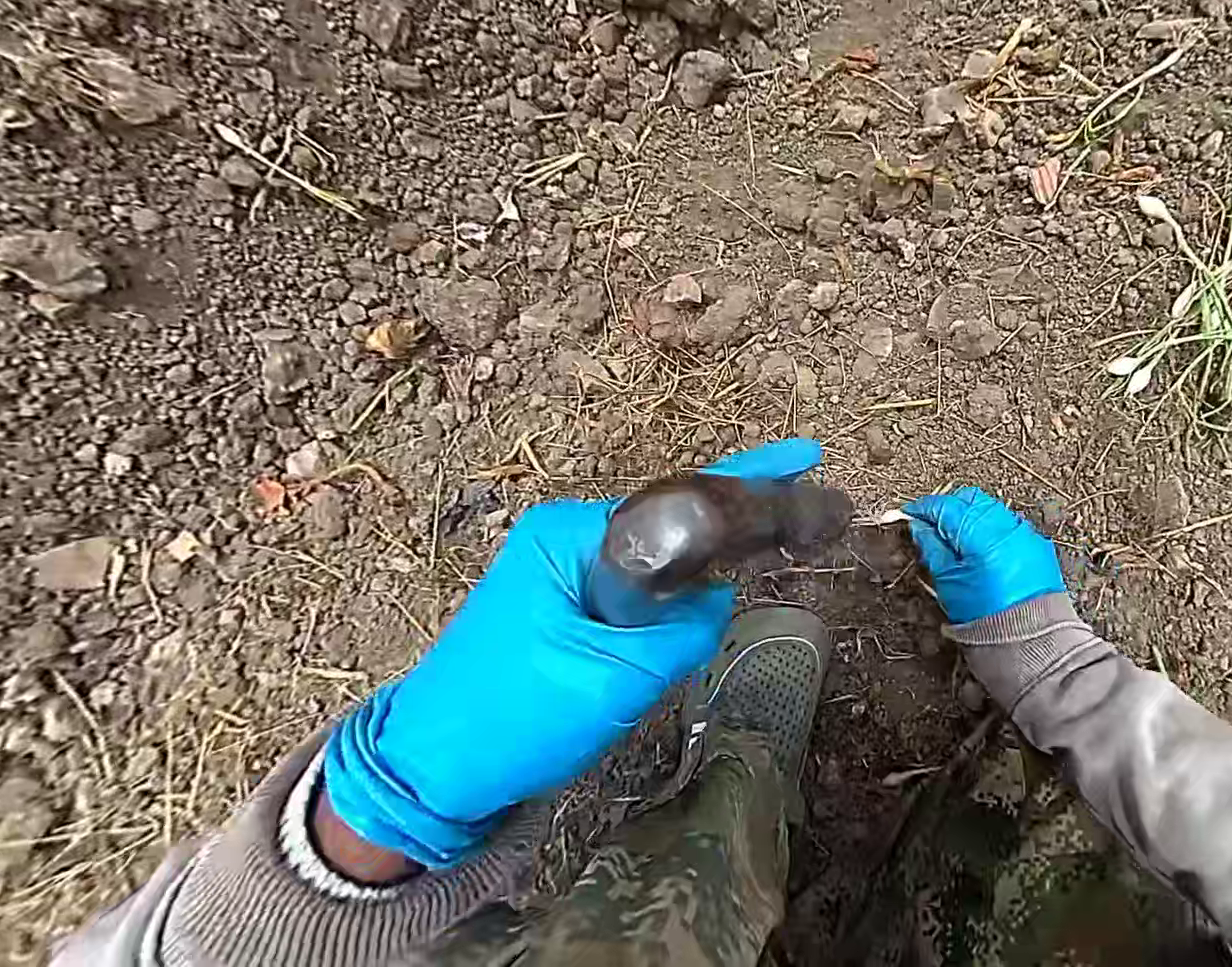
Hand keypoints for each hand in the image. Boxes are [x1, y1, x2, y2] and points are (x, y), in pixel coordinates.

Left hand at [322, 438, 822, 867]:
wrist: (424, 776)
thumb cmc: (514, 718)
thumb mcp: (615, 677)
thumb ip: (685, 629)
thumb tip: (719, 600)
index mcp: (574, 534)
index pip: (680, 497)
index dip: (749, 475)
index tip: (806, 455)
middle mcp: (571, 534)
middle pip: (675, 513)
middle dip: (739, 508)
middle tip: (806, 498)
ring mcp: (566, 564)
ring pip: (660, 549)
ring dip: (711, 549)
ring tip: (773, 538)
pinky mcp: (568, 598)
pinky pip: (641, 577)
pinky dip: (682, 580)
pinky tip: (716, 581)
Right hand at [904, 486, 1064, 622]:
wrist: (1030, 643)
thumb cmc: (988, 620)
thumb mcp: (948, 582)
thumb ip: (932, 548)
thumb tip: (920, 527)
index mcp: (981, 534)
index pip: (945, 506)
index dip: (922, 509)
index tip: (909, 514)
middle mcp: (1006, 526)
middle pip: (968, 500)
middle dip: (947, 508)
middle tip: (929, 525)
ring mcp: (1024, 534)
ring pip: (988, 508)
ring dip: (968, 517)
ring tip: (954, 538)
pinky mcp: (1036, 545)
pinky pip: (1006, 524)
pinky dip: (989, 528)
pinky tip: (979, 547)